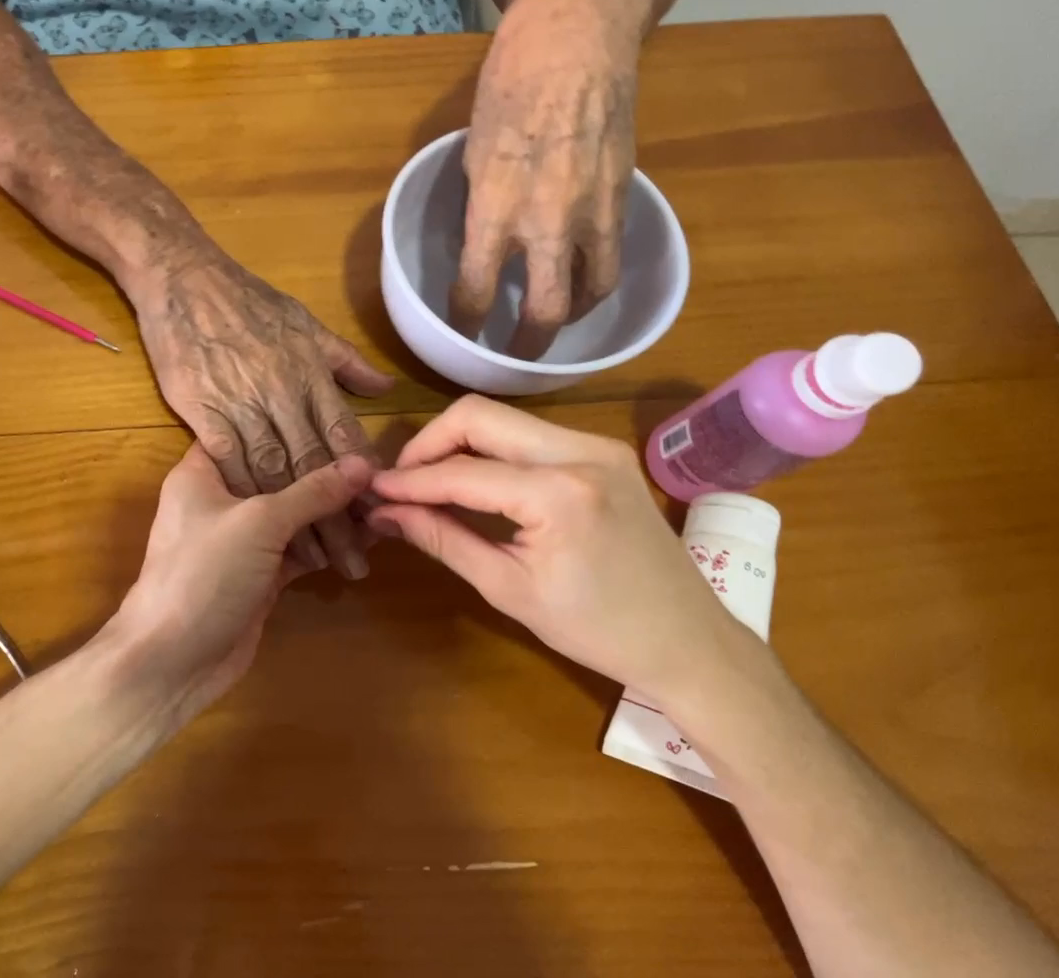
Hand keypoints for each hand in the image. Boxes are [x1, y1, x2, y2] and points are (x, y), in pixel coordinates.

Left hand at [103, 444, 373, 717]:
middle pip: (277, 476)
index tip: (341, 424)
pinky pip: (297, 549)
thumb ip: (313, 491)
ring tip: (380, 506)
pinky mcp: (257, 573)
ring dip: (331, 515)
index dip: (291, 427)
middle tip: (376, 472)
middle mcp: (218, 499)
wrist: (174, 658)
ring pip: (292, 515)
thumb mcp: (259, 522)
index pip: (248, 433)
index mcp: (201, 473)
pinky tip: (364, 540)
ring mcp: (238, 539)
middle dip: (324, 478)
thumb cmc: (204, 573)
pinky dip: (326, 546)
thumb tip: (365, 463)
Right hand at [134, 247, 393, 579]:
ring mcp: (242, 407)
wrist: (183, 280)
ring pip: (276, 475)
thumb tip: (386, 389)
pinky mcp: (203, 416)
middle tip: (356, 563)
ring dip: (295, 523)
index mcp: (310, 375)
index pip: (344, 437)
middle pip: (315, 468)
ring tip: (315, 563)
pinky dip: (246, 500)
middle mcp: (283, 396)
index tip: (380, 518)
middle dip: (337, 520)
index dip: (362, 481)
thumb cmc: (246, 300)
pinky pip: (230, 465)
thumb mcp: (304, 323)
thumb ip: (345, 362)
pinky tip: (256, 532)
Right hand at [367, 395, 743, 704]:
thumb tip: (384, 513)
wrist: (689, 641)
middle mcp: (581, 451)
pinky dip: (490, 452)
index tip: (370, 491)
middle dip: (428, 444)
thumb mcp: (508, 589)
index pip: (461, 472)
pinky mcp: (604, 453)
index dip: (408, 480)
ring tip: (429, 485)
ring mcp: (598, 446)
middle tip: (400, 482)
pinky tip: (474, 485)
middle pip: (479, 416)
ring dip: (458, 445)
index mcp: (559, 493)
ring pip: (503, 420)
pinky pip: (529, 436)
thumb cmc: (596, 630)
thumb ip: (442, 539)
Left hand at [453, 0, 645, 359]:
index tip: (461, 333)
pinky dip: (598, 276)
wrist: (579, 35)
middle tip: (515, 356)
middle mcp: (548, 218)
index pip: (476, 289)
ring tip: (555, 321)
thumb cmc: (509, 84)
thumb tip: (479, 244)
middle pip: (546, 310)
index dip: (466, 322)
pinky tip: (583, 277)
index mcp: (495, 206)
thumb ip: (479, 205)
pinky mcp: (625, 194)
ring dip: (572, 315)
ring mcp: (594, 208)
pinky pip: (614, 253)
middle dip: (527, 344)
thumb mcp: (472, 150)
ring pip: (593, 289)